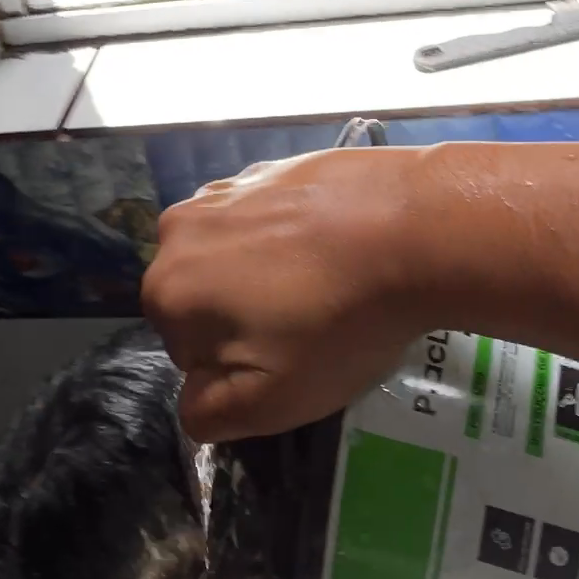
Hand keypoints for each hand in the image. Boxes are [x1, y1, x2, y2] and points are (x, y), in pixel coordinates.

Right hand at [142, 147, 433, 441]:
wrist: (411, 227)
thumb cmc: (337, 322)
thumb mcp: (271, 402)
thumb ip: (207, 413)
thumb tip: (194, 394)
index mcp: (167, 289)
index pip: (187, 351)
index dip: (237, 364)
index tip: (287, 356)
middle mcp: (178, 229)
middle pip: (203, 295)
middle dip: (242, 313)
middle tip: (308, 319)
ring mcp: (224, 188)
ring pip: (230, 253)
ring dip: (262, 270)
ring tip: (325, 280)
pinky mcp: (266, 165)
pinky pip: (262, 215)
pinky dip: (286, 232)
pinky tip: (333, 242)